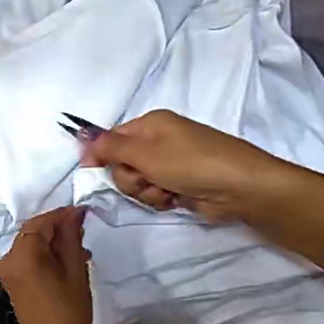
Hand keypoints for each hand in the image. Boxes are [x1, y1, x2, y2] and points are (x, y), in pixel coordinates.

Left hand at [0, 206, 92, 323]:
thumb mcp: (75, 270)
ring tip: (79, 247)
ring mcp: (7, 272)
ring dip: (52, 241)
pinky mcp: (12, 282)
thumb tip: (74, 214)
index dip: (61, 215)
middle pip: (31, 233)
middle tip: (82, 228)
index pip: (39, 223)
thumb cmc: (70, 310)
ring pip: (30, 245)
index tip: (82, 211)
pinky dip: (44, 254)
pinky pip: (27, 258)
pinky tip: (65, 259)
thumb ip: (71, 238)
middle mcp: (8, 260)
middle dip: (56, 228)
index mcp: (22, 256)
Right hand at [84, 110, 294, 222]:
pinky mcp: (178, 184)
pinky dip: (159, 199)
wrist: (240, 187)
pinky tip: (174, 199)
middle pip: (121, 164)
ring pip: (136, 182)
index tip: (94, 171)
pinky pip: (152, 193)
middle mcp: (158, 141)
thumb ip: (110, 147)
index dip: (101, 155)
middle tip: (147, 180)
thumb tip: (83, 138)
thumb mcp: (144, 152)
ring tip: (165, 191)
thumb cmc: (191, 163)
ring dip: (145, 192)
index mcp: (150, 124)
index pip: (111, 139)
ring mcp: (169, 164)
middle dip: (130, 178)